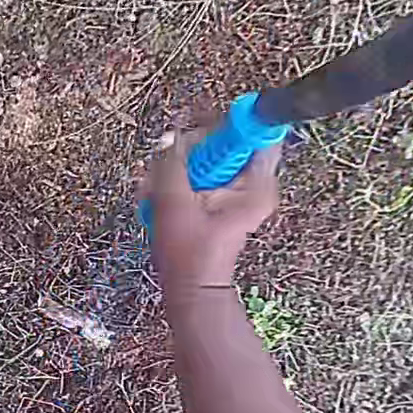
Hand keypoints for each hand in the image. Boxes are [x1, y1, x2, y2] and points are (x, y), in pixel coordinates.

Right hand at [143, 130, 281, 290]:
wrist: (190, 288)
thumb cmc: (188, 252)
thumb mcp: (173, 201)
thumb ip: (172, 162)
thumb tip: (173, 134)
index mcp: (255, 184)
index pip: (256, 132)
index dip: (225, 124)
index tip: (196, 128)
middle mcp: (254, 184)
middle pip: (226, 143)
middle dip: (189, 153)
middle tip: (166, 169)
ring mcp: (239, 192)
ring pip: (209, 160)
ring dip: (178, 170)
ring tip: (157, 190)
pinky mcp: (223, 200)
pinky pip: (202, 176)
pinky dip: (180, 183)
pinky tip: (160, 199)